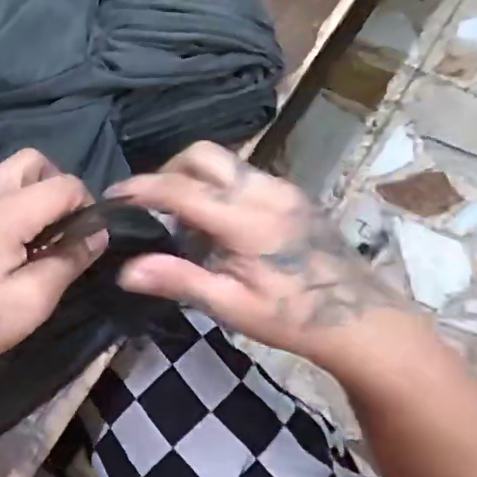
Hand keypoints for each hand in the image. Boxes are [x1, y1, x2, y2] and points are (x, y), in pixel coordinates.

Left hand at [0, 149, 105, 391]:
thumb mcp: (33, 300)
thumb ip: (70, 261)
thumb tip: (97, 234)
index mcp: (3, 211)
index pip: (64, 184)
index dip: (86, 208)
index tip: (83, 242)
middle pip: (31, 161)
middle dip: (56, 187)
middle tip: (57, 232)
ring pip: (5, 175)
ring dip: (29, 196)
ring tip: (28, 244)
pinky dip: (4, 206)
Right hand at [109, 142, 423, 370]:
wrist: (365, 321)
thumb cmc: (293, 318)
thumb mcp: (231, 306)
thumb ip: (178, 279)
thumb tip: (124, 270)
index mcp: (247, 220)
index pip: (181, 188)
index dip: (140, 188)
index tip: (111, 196)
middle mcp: (265, 191)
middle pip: (202, 155)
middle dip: (167, 170)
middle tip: (150, 204)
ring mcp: (282, 188)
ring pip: (223, 160)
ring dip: (192, 178)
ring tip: (181, 218)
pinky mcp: (291, 193)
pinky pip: (240, 173)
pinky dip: (215, 186)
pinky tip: (214, 223)